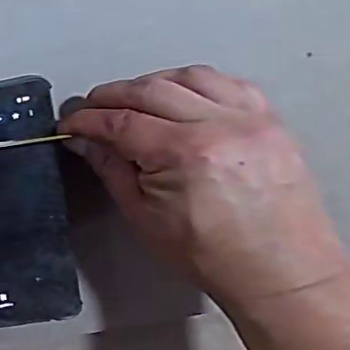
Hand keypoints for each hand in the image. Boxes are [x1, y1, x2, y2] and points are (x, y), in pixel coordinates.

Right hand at [58, 65, 349, 310]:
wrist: (283, 272)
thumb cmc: (206, 253)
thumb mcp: (140, 213)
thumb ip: (110, 167)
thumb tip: (82, 140)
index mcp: (184, 152)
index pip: (119, 120)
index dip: (85, 119)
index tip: (66, 124)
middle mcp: (221, 126)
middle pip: (150, 90)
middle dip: (109, 96)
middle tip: (88, 109)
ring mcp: (253, 121)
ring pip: (190, 77)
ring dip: (151, 83)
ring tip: (130, 101)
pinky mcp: (272, 123)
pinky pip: (229, 85)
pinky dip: (195, 85)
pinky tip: (177, 99)